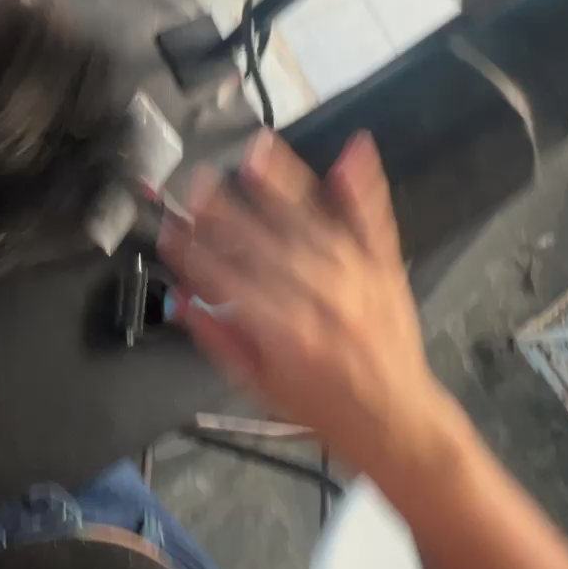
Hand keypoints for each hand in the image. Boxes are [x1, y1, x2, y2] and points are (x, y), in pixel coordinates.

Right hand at [158, 130, 450, 458]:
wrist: (396, 419)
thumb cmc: (320, 407)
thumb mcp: (259, 386)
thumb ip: (219, 339)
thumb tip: (181, 299)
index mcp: (283, 331)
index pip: (227, 280)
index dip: (194, 252)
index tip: (171, 228)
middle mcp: (319, 297)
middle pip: (264, 243)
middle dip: (226, 211)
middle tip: (198, 182)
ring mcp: (356, 276)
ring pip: (310, 221)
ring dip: (281, 183)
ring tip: (257, 149)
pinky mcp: (384, 267)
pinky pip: (373, 220)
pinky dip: (363, 184)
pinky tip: (354, 150)